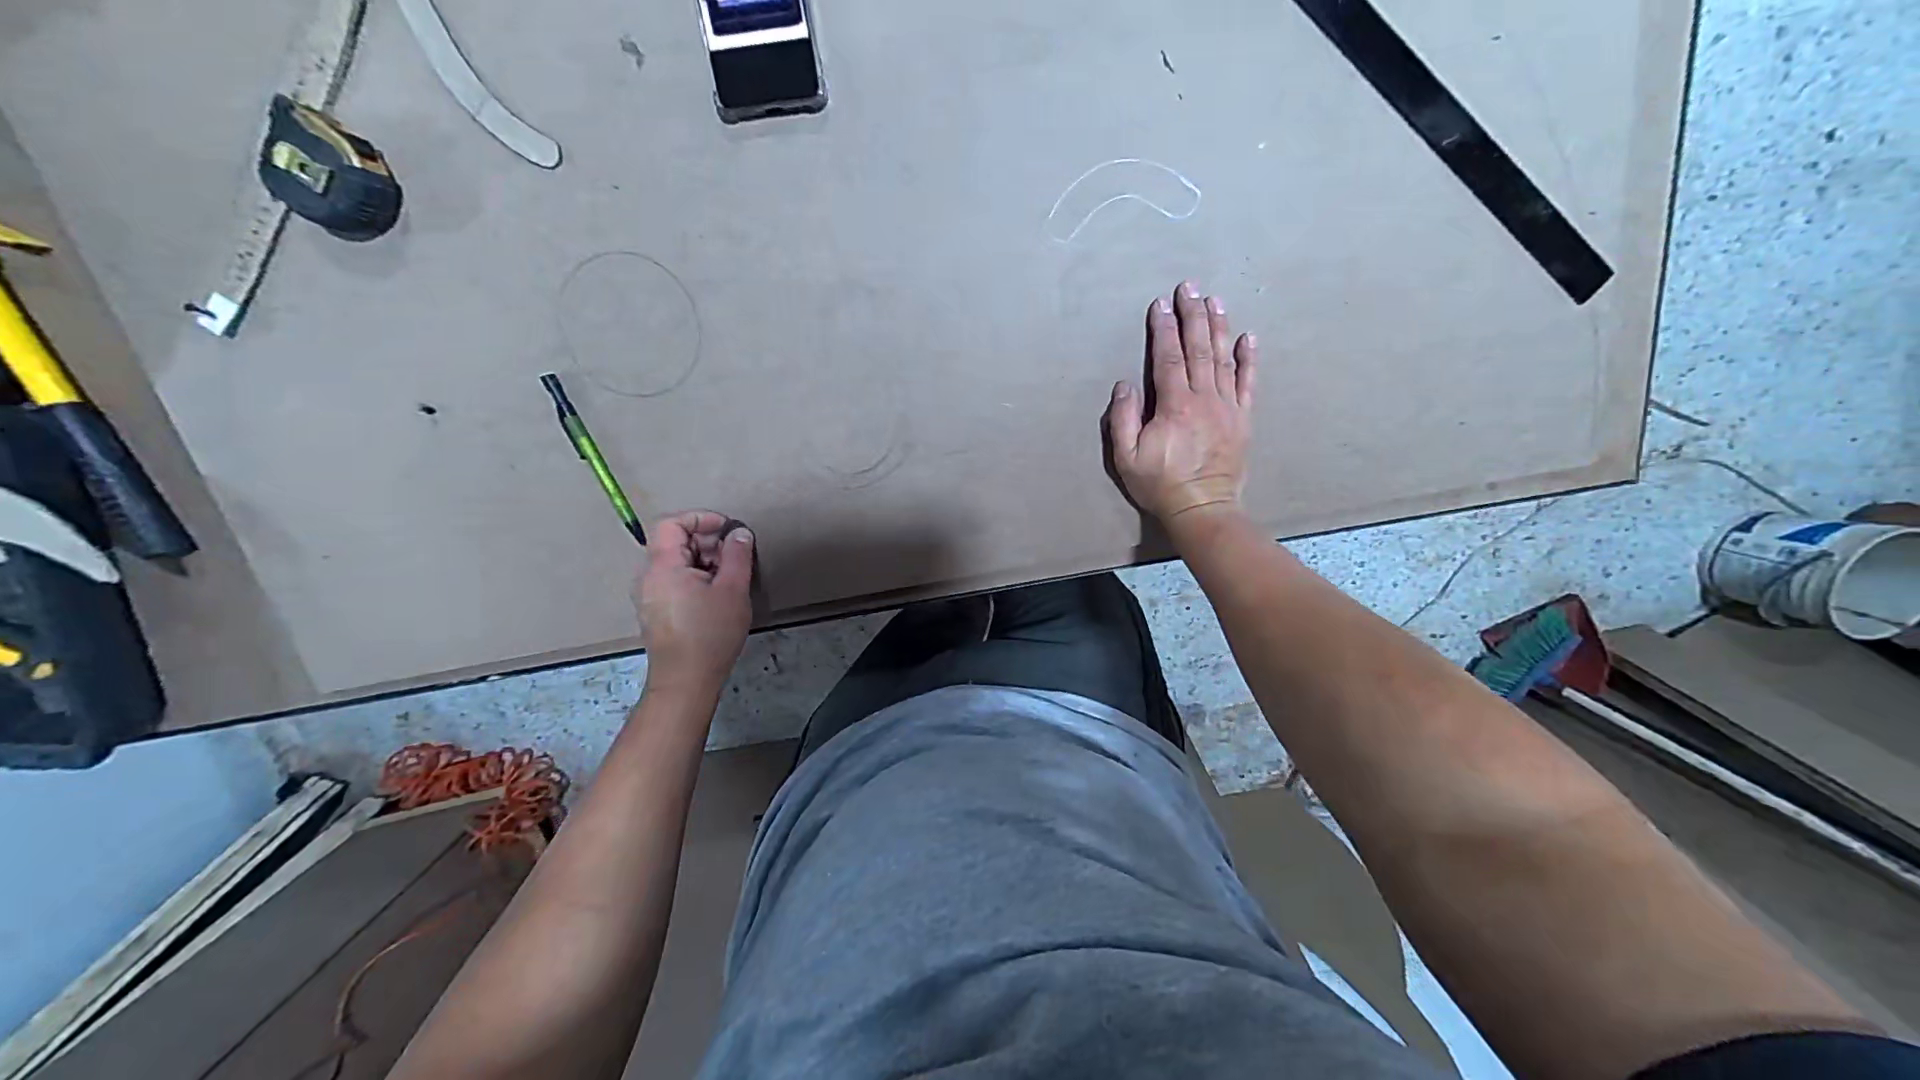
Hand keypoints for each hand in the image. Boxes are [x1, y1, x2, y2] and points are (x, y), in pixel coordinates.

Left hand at [633, 510, 754, 695]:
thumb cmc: (710, 634)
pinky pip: (673, 580)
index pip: (671, 523)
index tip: (728, 529)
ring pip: (675, 562)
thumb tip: (739, 533)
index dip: (701, 518)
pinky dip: (696, 576)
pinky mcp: (655, 610)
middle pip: (673, 541)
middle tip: (735, 555)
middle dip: (706, 541)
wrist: (686, 680)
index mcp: (662, 566)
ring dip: (704, 559)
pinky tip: (717, 594)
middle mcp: (648, 576)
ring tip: (730, 576)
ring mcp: (649, 594)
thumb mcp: (733, 590)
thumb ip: (737, 555)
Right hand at [1105, 281, 1258, 526]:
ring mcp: (1227, 407)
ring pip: (1223, 358)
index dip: (1164, 329)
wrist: (1203, 509)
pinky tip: (1248, 337)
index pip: (1168, 358)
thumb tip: (1125, 385)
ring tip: (1214, 301)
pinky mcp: (1242, 419)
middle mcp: (1204, 399)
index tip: (1161, 304)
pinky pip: (1248, 382)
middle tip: (1189, 287)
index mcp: (1174, 405)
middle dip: (1192, 315)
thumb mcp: (1126, 458)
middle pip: (1198, 349)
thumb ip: (1123, 419)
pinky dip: (1248, 359)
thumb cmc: (1160, 485)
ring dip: (1218, 327)